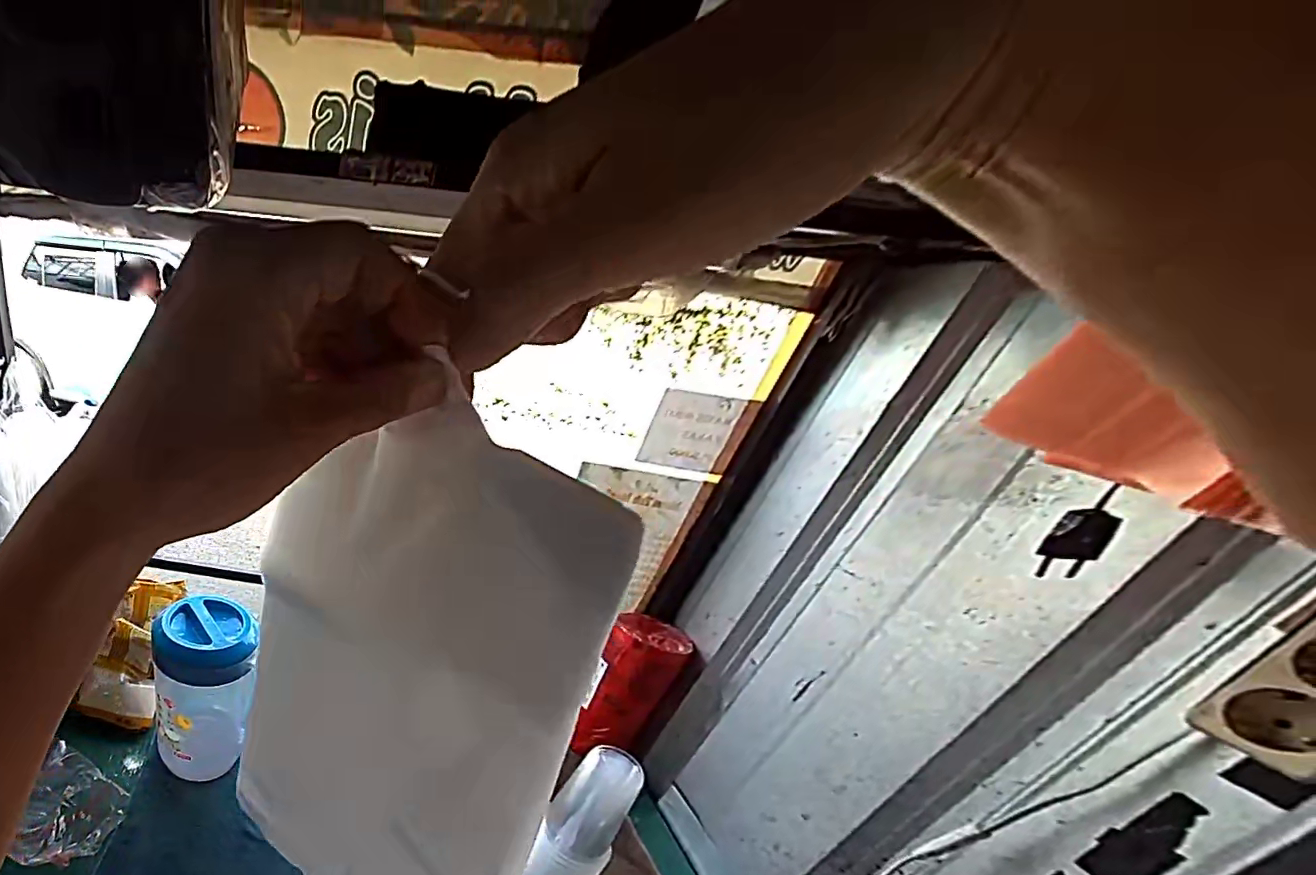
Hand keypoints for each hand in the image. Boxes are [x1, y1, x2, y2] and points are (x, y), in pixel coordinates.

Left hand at [52, 221, 452, 546]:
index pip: (362, 253)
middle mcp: (234, 260)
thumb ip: (386, 394)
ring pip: (309, 299)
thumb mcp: (310, 426)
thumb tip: (437, 378)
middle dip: (383, 327)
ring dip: (352, 344)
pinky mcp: (205, 321)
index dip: (411, 299)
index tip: (437, 349)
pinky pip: (278, 320)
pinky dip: (315, 352)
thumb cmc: (207, 459)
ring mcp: (214, 289)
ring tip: (386, 395)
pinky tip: (342, 392)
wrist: (116, 495)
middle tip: (418, 379)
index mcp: (260, 268)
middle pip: (335, 273)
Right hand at [428, 0, 1008, 372]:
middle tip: (597, 301)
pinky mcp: (620, 188)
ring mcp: (575, 181)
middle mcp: (528, 179)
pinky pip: (584, 258)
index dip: (463, 336)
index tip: (514, 367)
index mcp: (508, 181)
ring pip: (539, 278)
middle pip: (488, 284)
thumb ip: (521, 295)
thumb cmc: (748, 143)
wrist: (886, 50)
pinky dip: (610, 277)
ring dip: (577, 299)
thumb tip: (449, 357)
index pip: (444, 286)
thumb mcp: (618, 235)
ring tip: (635, 272)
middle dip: (533, 315)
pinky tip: (654, 256)